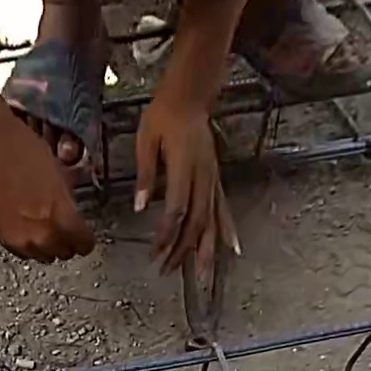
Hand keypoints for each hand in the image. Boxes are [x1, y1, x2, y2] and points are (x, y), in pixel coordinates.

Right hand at [0, 104, 95, 261]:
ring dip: (46, 246)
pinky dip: (26, 244)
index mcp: (60, 217)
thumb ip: (66, 201)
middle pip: (63, 253)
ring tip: (44, 230)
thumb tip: (70, 214)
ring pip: (42, 256)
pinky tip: (25, 229)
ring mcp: (18, 239)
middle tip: (64, 231)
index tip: (84, 233)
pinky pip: (20, 251)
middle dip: (67, 242)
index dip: (86, 238)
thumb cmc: (18, 147)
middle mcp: (40, 235)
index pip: (84, 244)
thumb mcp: (56, 172)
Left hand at [133, 92, 238, 281]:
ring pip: (212, 221)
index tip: (156, 251)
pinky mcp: (216, 180)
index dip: (167, 233)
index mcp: (183, 166)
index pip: (177, 208)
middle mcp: (203, 176)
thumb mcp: (145, 139)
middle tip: (168, 270)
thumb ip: (144, 175)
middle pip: (195, 222)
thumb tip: (139, 206)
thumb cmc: (164, 114)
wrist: (190, 94)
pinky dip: (227, 230)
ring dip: (207, 250)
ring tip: (204, 276)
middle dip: (182, 250)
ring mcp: (212, 179)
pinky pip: (223, 209)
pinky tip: (232, 249)